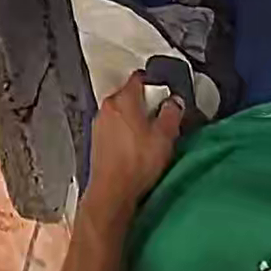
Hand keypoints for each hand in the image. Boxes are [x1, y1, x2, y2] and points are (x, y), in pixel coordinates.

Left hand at [81, 71, 183, 223]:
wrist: (112, 192)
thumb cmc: (137, 163)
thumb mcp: (164, 137)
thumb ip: (171, 113)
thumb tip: (174, 101)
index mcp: (123, 98)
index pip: (139, 78)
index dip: (154, 83)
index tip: (164, 94)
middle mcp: (108, 106)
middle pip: (128, 94)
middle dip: (143, 102)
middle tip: (159, 117)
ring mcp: (99, 122)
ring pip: (120, 110)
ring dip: (132, 117)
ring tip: (147, 135)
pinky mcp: (96, 139)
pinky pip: (112, 126)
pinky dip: (122, 130)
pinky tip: (132, 147)